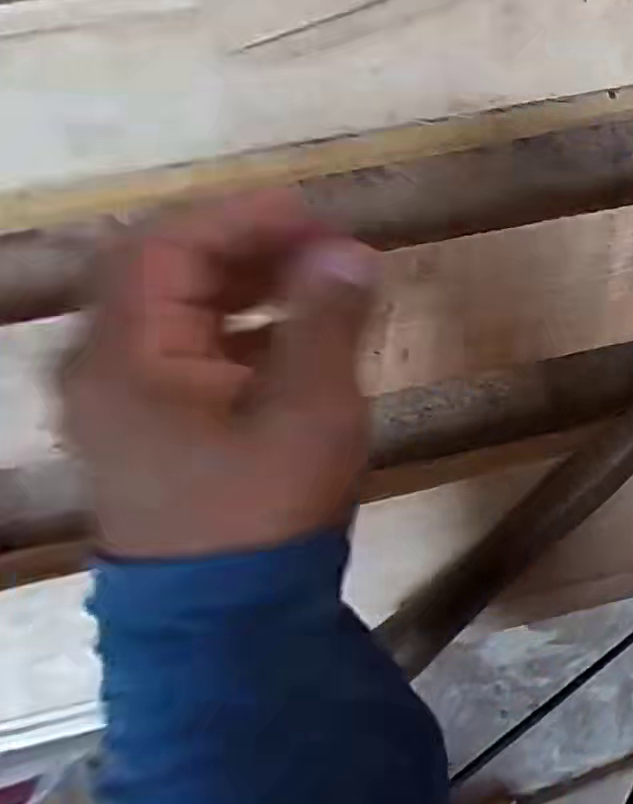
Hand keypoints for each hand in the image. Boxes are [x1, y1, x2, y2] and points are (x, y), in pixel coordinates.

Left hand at [60, 190, 380, 558]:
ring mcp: (133, 392)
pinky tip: (303, 323)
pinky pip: (199, 340)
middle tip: (330, 239)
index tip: (316, 211)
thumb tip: (349, 250)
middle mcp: (111, 365)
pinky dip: (251, 316)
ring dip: (252, 277)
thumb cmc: (268, 493)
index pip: (161, 253)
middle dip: (248, 243)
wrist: (230, 592)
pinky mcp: (165, 413)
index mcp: (128, 358)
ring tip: (325, 271)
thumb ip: (326, 321)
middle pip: (164, 274)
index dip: (236, 220)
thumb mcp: (311, 404)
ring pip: (182, 306)